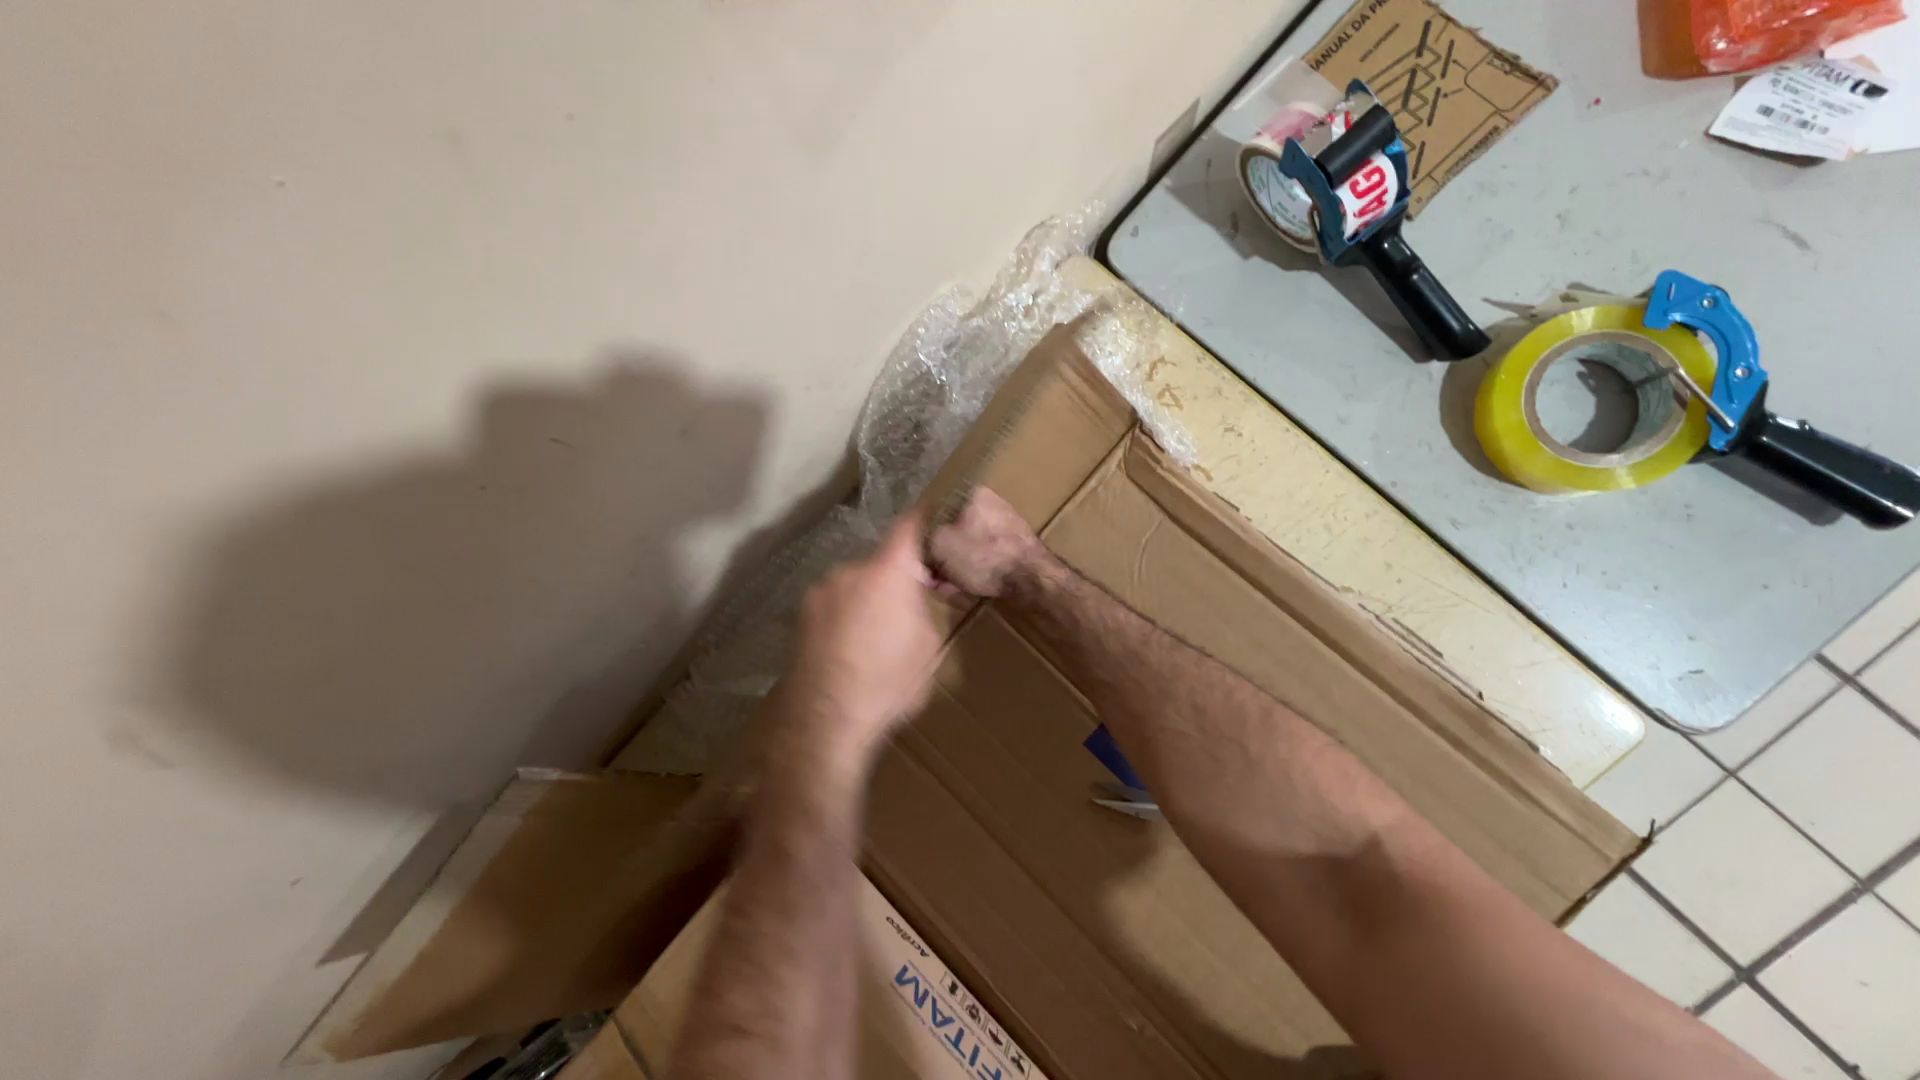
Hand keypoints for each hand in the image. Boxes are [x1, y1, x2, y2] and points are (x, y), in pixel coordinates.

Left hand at [787, 512, 943, 757]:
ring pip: (857, 585)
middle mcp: (851, 571)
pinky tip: (852, 648)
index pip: (909, 526)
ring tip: (878, 637)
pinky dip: (847, 616)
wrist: (826, 719)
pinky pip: (836, 605)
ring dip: (870, 598)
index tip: (936, 515)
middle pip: (882, 562)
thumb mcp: (928, 644)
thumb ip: (924, 606)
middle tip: (914, 606)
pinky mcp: (803, 615)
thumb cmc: (888, 681)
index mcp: (889, 571)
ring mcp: (821, 592)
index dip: (924, 519)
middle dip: (898, 578)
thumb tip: (918, 595)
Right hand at [927, 488, 1046, 598]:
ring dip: (955, 569)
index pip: (938, 509)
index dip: (924, 534)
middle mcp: (992, 506)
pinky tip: (964, 591)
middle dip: (940, 557)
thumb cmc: (981, 555)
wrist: (1031, 578)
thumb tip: (922, 547)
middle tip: (932, 578)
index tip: (918, 555)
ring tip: (946, 589)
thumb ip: (924, 541)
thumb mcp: (938, 545)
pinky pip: (986, 561)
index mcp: (973, 493)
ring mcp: (1006, 529)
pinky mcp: (1016, 551)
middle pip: (955, 532)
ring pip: (970, 549)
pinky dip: (974, 575)